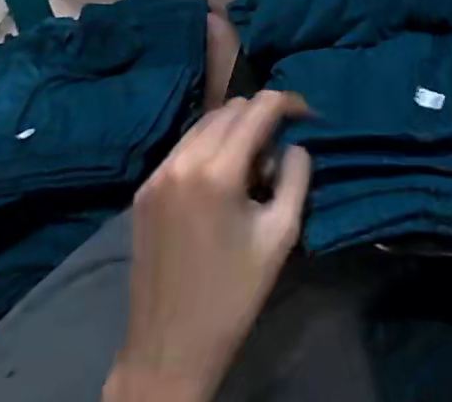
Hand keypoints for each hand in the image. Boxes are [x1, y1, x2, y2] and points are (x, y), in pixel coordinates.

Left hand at [106, 91, 311, 401]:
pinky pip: (184, 146)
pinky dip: (211, 146)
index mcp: (217, 172)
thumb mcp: (282, 232)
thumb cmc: (234, 293)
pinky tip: (223, 179)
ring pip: (206, 122)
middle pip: (232, 108)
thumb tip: (294, 145)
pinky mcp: (143, 191)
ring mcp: (156, 175)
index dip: (290, 103)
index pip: (259, 107)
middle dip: (263, 116)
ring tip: (253, 166)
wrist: (168, 347)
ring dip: (236, 128)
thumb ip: (296, 175)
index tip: (308, 118)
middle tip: (280, 152)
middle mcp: (181, 162)